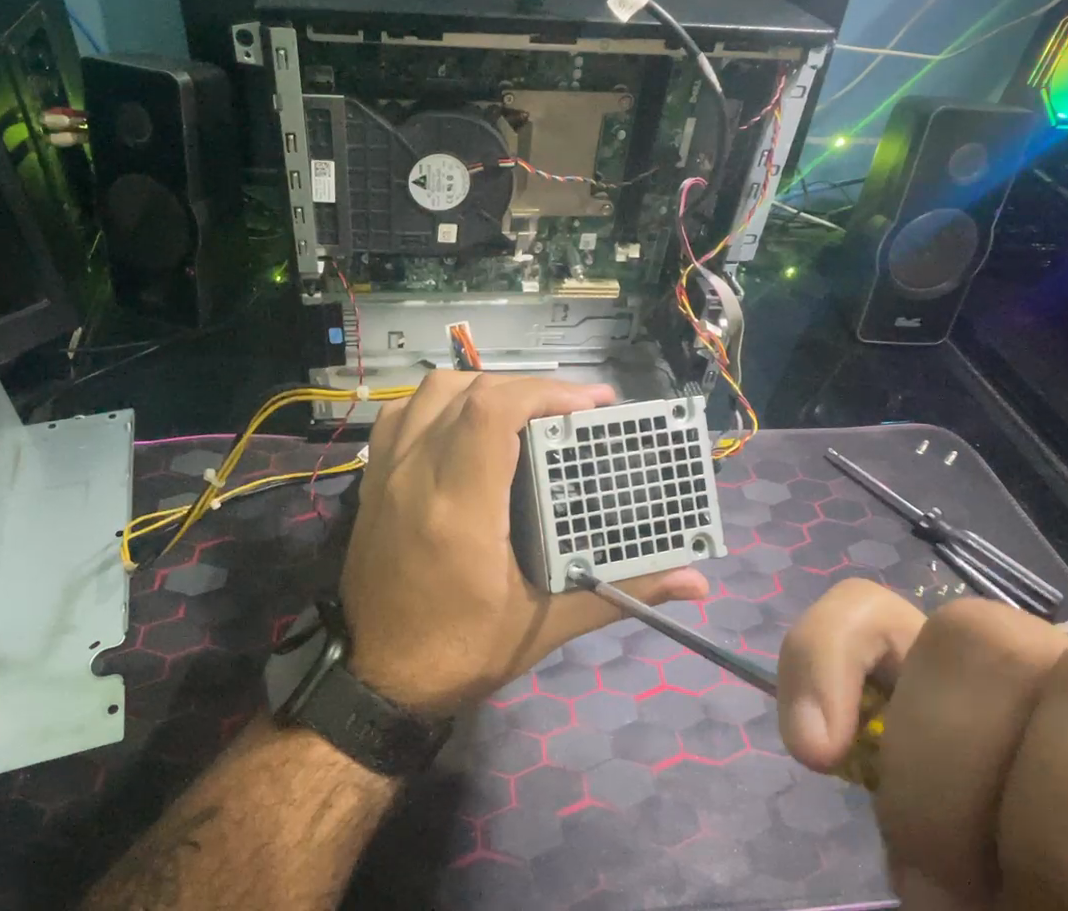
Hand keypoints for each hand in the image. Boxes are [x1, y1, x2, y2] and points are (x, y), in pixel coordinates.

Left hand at [340, 372, 709, 716]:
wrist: (378, 679)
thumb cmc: (461, 653)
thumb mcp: (544, 626)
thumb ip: (619, 592)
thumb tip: (694, 581)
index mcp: (459, 510)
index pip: (492, 413)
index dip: (545, 392)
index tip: (590, 406)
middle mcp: (416, 478)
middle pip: (467, 392)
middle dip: (527, 389)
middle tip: (571, 413)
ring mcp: (387, 475)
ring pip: (430, 392)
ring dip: (482, 387)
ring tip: (524, 411)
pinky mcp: (374, 482)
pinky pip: (401, 413)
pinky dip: (439, 403)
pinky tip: (466, 424)